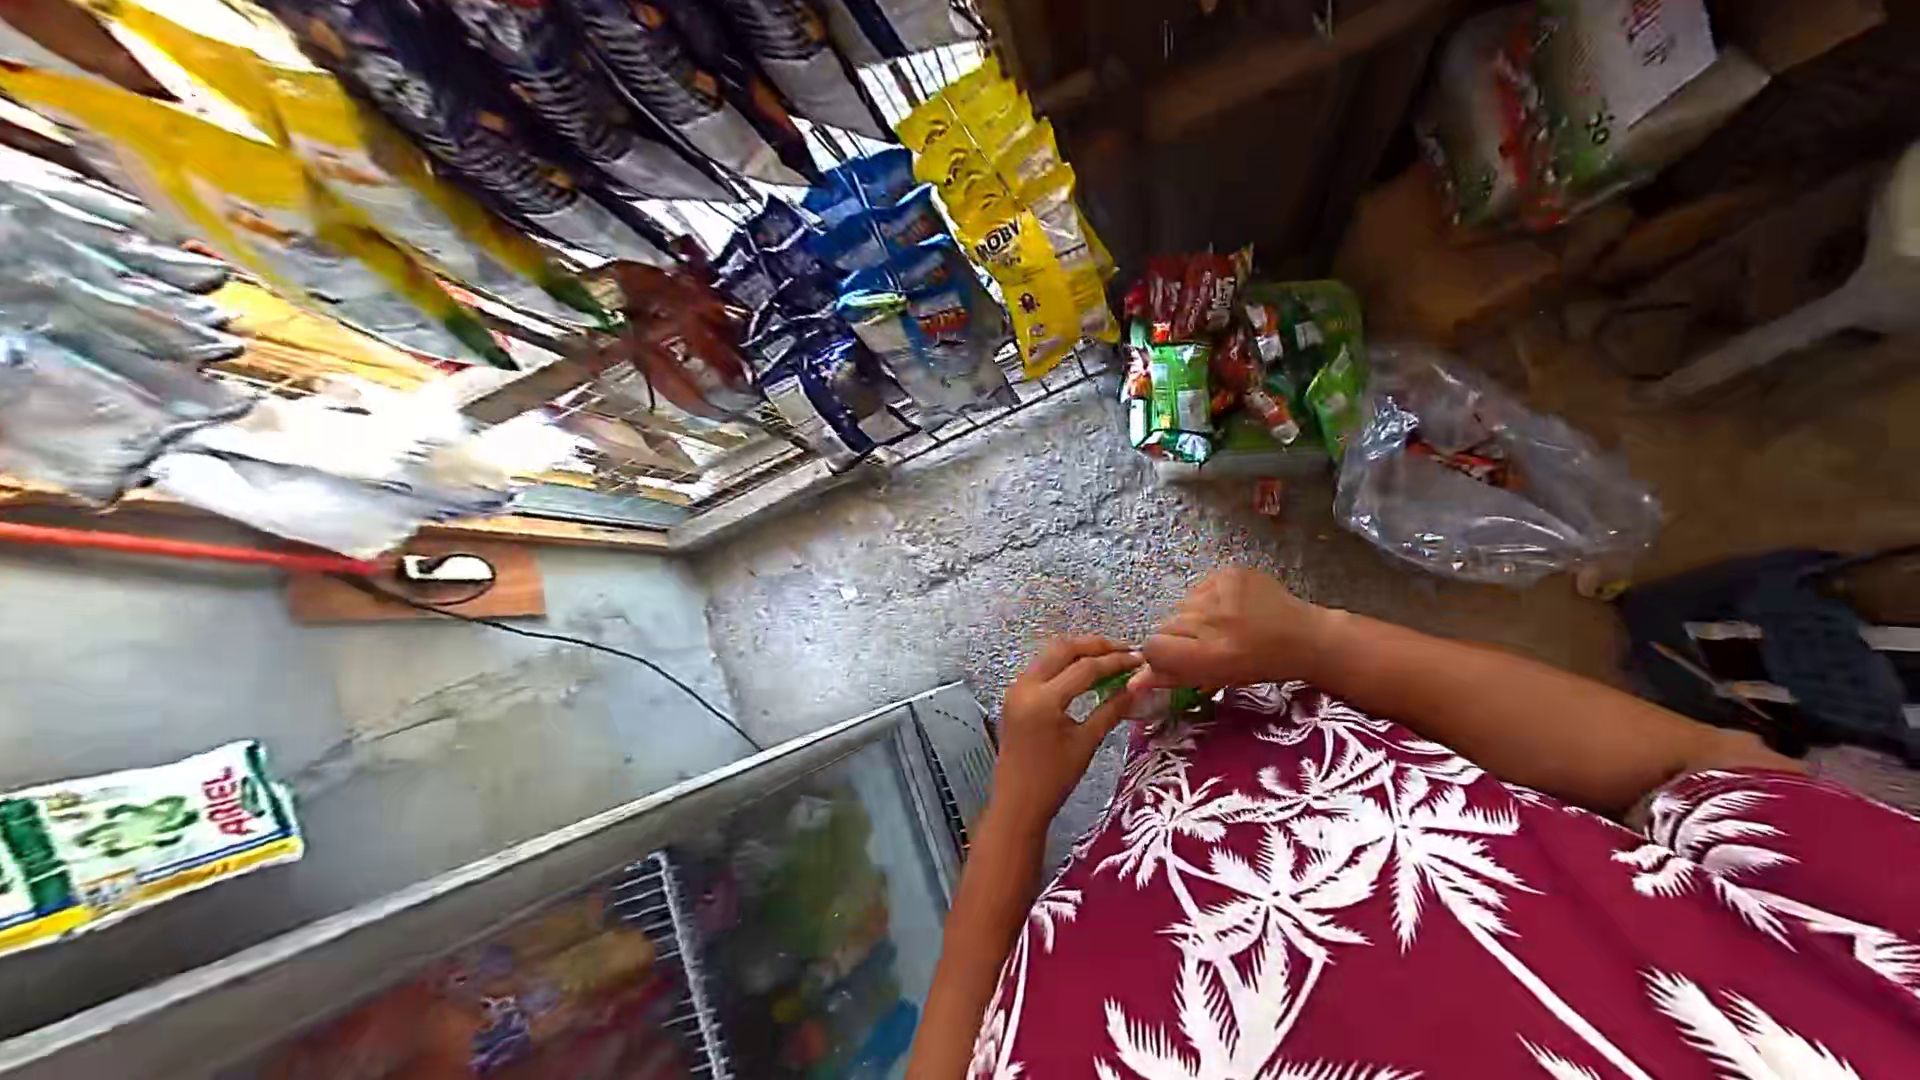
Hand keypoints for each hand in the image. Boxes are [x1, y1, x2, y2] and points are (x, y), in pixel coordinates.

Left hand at [992, 637, 1143, 825]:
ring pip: (1049, 655)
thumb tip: (1136, 688)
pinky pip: (1041, 667)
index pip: (1084, 668)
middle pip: (1063, 649)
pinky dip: (1063, 663)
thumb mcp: (1086, 743)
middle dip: (1094, 646)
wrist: (1017, 802)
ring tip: (1107, 656)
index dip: (1114, 661)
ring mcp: (1016, 688)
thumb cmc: (1054, 779)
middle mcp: (1025, 686)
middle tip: (1123, 649)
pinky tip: (1083, 670)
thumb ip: (1110, 710)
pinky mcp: (1014, 694)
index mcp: (1043, 700)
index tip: (1138, 658)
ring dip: (1078, 651)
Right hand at [1131, 567, 1329, 692]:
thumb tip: (1132, 683)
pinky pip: (1197, 588)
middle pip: (1166, 625)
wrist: (1306, 637)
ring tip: (1220, 624)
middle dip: (1179, 636)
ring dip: (1193, 617)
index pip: (1154, 647)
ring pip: (1181, 606)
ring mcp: (1222, 592)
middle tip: (1206, 642)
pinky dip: (1206, 599)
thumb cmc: (1260, 665)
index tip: (1175, 656)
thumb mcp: (1217, 678)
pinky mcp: (1229, 572)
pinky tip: (1229, 607)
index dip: (1159, 653)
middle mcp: (1214, 621)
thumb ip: (1173, 677)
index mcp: (1211, 655)